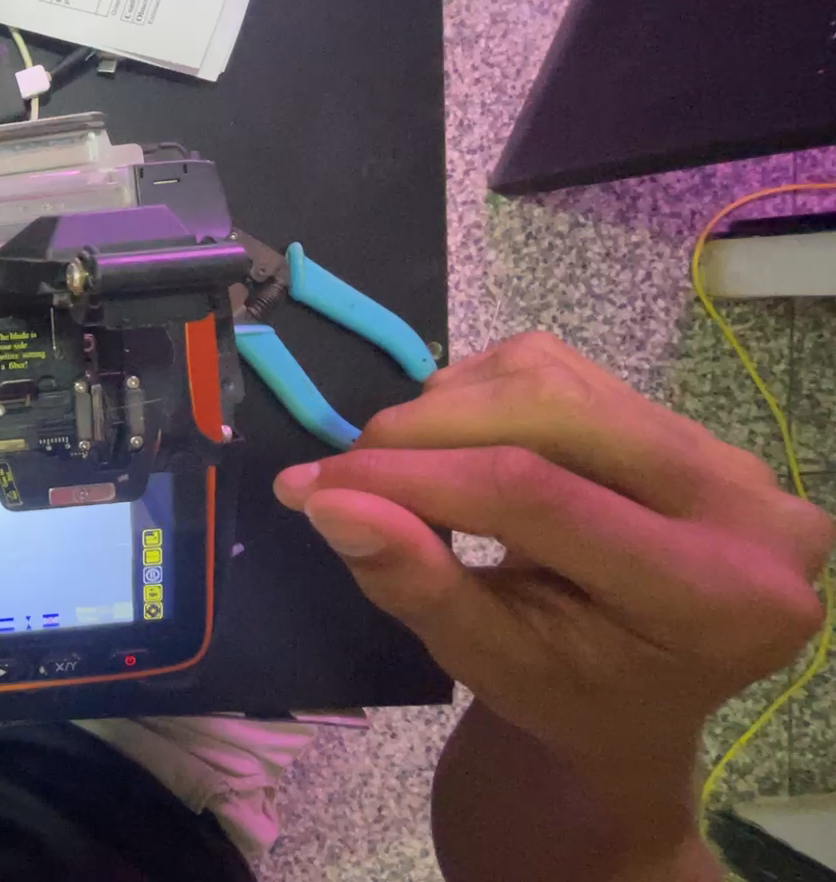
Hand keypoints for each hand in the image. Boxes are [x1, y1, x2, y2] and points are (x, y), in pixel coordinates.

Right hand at [273, 334, 829, 861]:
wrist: (624, 688)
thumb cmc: (554, 688)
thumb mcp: (473, 654)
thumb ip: (406, 576)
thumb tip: (321, 499)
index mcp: (714, 594)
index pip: (531, 494)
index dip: (403, 477)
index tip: (308, 485)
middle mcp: (745, 507)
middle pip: (544, 411)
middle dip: (418, 430)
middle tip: (347, 471)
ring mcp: (717, 450)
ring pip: (540, 376)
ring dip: (439, 410)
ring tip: (402, 467)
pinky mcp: (668, 415)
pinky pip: (542, 365)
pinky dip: (467, 392)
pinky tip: (455, 446)